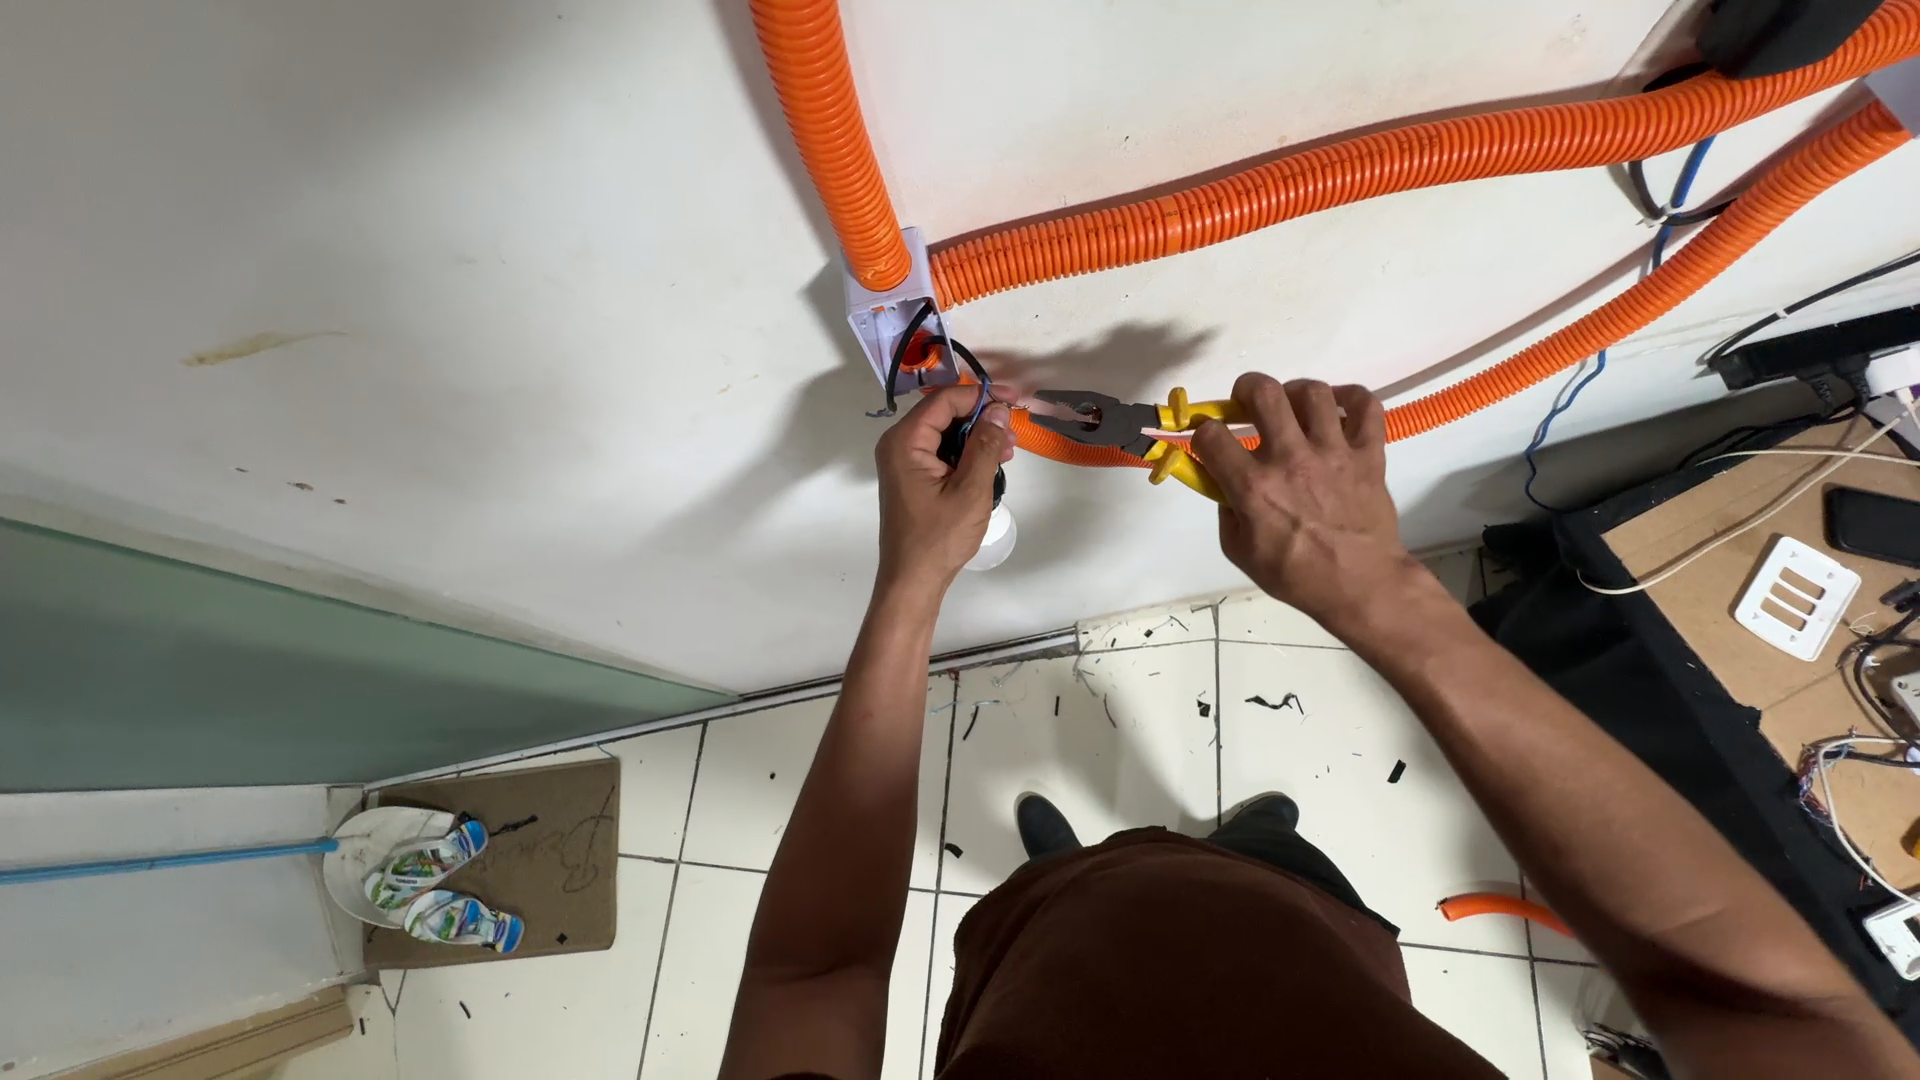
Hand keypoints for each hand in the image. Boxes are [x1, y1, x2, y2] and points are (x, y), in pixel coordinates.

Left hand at [873, 385, 1014, 593]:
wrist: (913, 579)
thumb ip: (985, 445)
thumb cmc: (939, 537)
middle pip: (944, 414)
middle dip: (981, 419)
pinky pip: (941, 454)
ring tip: (1007, 453)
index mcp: (905, 442)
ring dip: (977, 438)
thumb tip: (998, 410)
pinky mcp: (912, 478)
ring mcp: (903, 463)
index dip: (980, 396)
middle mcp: (898, 445)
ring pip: (945, 434)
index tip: (1012, 400)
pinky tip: (990, 466)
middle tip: (1013, 433)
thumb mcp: (970, 489)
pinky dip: (965, 455)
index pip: (944, 400)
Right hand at [1190, 374, 1426, 636]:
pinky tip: (1337, 408)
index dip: (1202, 432)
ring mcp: (1333, 452)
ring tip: (1291, 405)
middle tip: (1245, 402)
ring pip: (1312, 392)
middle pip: (1263, 393)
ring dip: (1293, 391)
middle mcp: (1290, 458)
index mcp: (1252, 486)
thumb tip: (1226, 485)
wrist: (1360, 585)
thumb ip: (1227, 511)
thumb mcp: (1239, 551)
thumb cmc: (1294, 575)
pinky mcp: (1369, 454)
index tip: (1207, 439)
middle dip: (1245, 389)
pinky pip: (1366, 406)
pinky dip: (1351, 398)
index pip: (1212, 435)